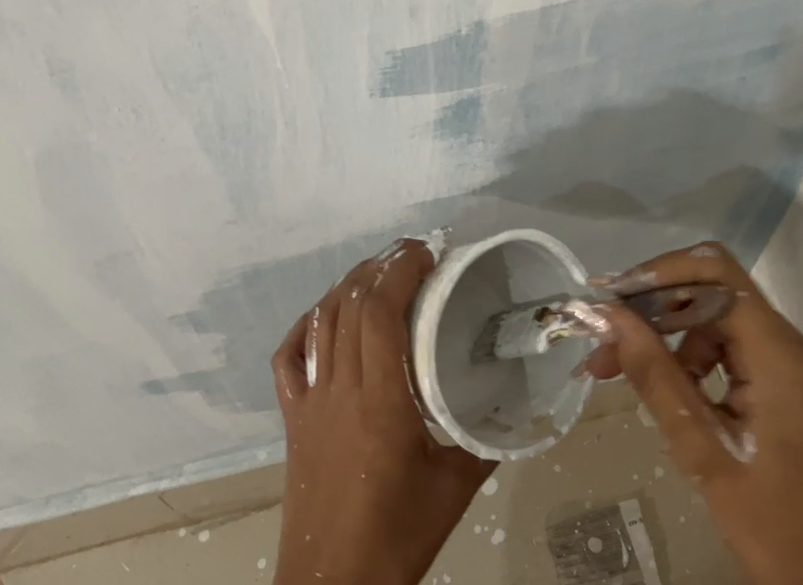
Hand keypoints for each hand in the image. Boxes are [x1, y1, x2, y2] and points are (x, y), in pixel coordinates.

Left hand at [270, 238, 494, 584]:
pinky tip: (325, 315)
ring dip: (347, 287)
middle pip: (350, 305)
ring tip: (378, 271)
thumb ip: (483, 437)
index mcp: (380, 399)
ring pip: (321, 322)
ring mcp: (310, 401)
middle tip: (412, 254)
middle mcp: (339, 388)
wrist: (335, 581)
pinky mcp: (293, 418)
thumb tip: (512, 398)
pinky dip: (307, 325)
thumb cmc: (399, 533)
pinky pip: (290, 358)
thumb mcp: (456, 485)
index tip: (427, 251)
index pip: (380, 310)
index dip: (400, 269)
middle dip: (379, 267)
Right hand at [582, 243, 802, 584]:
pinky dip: (711, 364)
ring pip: (734, 327)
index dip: (656, 275)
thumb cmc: (780, 534)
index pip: (715, 275)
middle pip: (722, 298)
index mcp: (786, 358)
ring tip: (636, 381)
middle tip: (604, 349)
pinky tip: (684, 400)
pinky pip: (754, 357)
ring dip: (681, 342)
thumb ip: (657, 376)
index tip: (607, 299)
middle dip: (658, 313)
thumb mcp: (706, 455)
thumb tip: (610, 316)